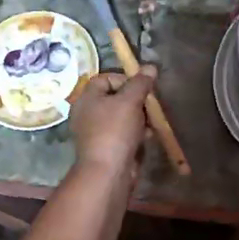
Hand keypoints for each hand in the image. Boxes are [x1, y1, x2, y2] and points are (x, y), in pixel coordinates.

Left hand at [69, 66, 155, 180]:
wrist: (107, 172)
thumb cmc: (115, 131)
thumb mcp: (130, 101)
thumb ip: (140, 83)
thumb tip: (150, 67)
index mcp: (87, 98)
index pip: (105, 78)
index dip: (125, 79)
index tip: (142, 87)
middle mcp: (88, 113)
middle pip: (115, 98)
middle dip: (136, 101)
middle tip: (150, 106)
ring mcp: (96, 132)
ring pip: (121, 117)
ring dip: (139, 118)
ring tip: (151, 123)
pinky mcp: (106, 148)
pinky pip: (123, 134)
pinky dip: (135, 133)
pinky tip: (147, 137)